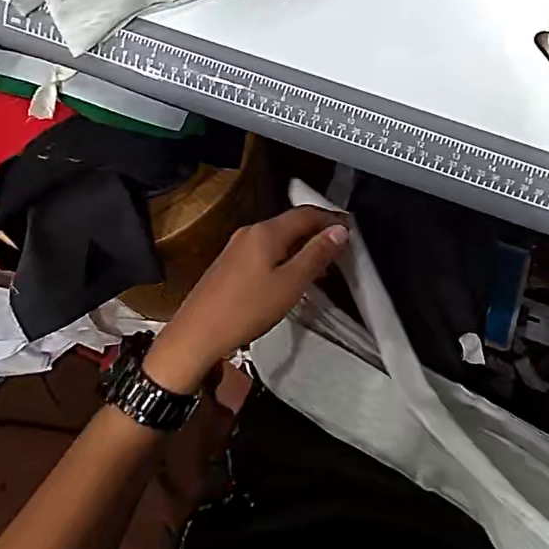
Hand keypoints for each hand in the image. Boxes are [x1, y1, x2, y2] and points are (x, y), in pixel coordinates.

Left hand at [144, 205, 349, 392]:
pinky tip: (294, 275)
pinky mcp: (231, 264)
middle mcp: (250, 233)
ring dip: (303, 245)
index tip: (351, 228)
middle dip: (318, 231)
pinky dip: (286, 256)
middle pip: (291, 223)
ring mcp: (237, 247)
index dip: (331, 218)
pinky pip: (266, 250)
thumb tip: (339, 231)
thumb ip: (316, 255)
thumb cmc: (245, 310)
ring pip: (279, 238)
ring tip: (324, 262)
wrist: (196, 334)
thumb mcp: (290, 284)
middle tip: (342, 245)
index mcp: (266, 232)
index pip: (306, 214)